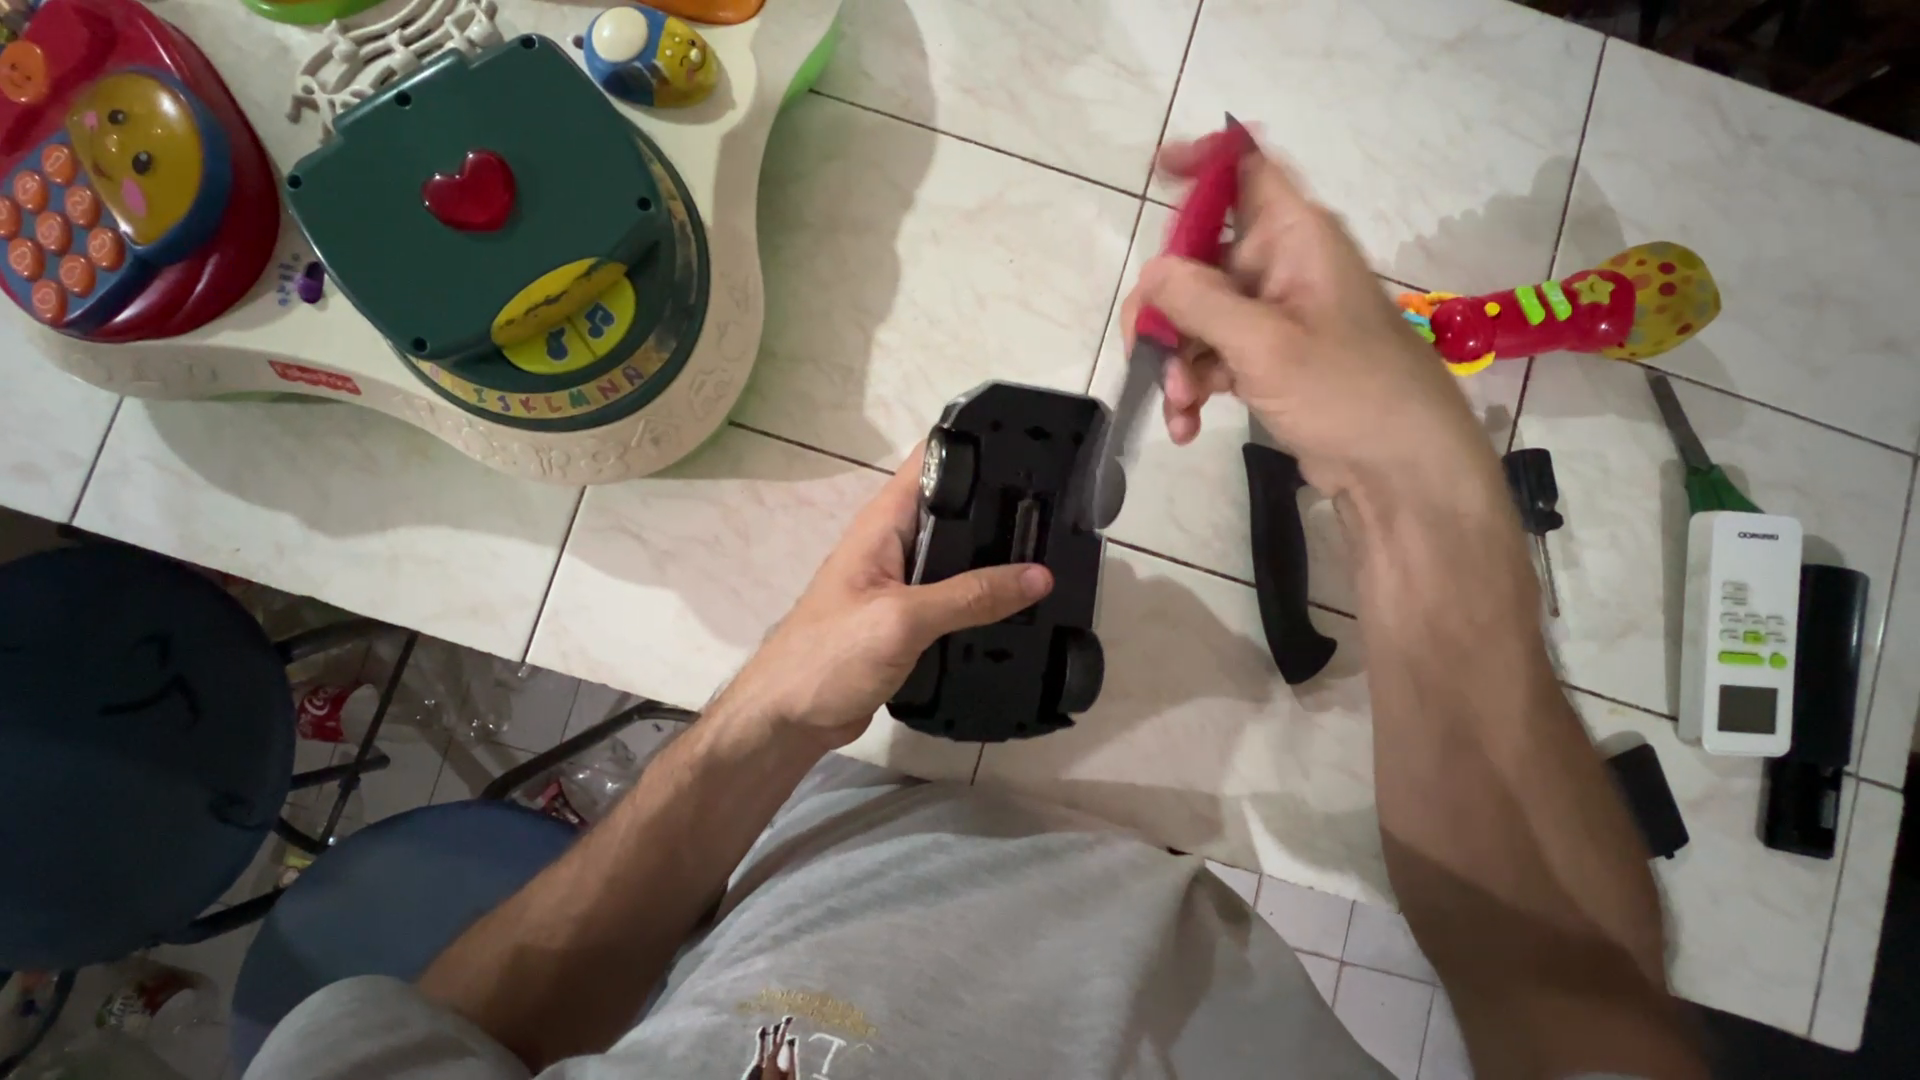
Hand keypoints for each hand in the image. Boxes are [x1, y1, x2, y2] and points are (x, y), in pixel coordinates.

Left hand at [716, 449, 1053, 753]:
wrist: (788, 718)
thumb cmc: (831, 655)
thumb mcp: (903, 620)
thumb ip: (970, 596)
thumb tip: (1040, 575)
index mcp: (883, 523)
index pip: (931, 462)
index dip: (977, 447)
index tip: (1032, 448)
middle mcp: (894, 544)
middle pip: (954, 509)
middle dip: (1001, 505)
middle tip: (1062, 508)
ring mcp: (901, 583)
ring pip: (958, 556)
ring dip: (996, 557)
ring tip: (1057, 552)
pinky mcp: (909, 620)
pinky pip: (954, 596)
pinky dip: (983, 597)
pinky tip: (1022, 604)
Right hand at [1123, 138, 1499, 507]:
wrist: (1397, 467)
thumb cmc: (1346, 390)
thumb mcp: (1264, 344)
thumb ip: (1200, 302)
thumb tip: (1150, 273)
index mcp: (1295, 238)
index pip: (1247, 170)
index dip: (1203, 161)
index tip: (1155, 176)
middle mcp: (1281, 268)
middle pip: (1199, 262)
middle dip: (1166, 313)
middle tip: (1145, 353)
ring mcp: (1273, 318)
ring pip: (1197, 320)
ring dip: (1176, 364)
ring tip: (1180, 407)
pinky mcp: (1267, 362)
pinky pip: (1211, 360)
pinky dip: (1193, 390)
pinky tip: (1186, 426)